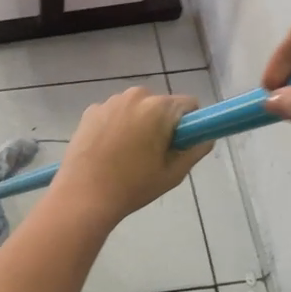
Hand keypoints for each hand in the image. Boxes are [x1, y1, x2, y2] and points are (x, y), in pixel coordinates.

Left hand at [49, 88, 212, 223]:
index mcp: (158, 108)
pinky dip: (117, 125)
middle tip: (154, 154)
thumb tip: (207, 137)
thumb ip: (196, 150)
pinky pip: (115, 113)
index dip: (190, 123)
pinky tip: (109, 151)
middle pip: (160, 104)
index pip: (189, 104)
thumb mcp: (173, 173)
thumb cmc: (133, 186)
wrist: (84, 195)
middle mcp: (135, 96)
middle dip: (162, 123)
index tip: (181, 144)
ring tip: (128, 155)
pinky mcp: (90, 111)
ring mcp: (109, 101)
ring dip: (139, 123)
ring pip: (136, 107)